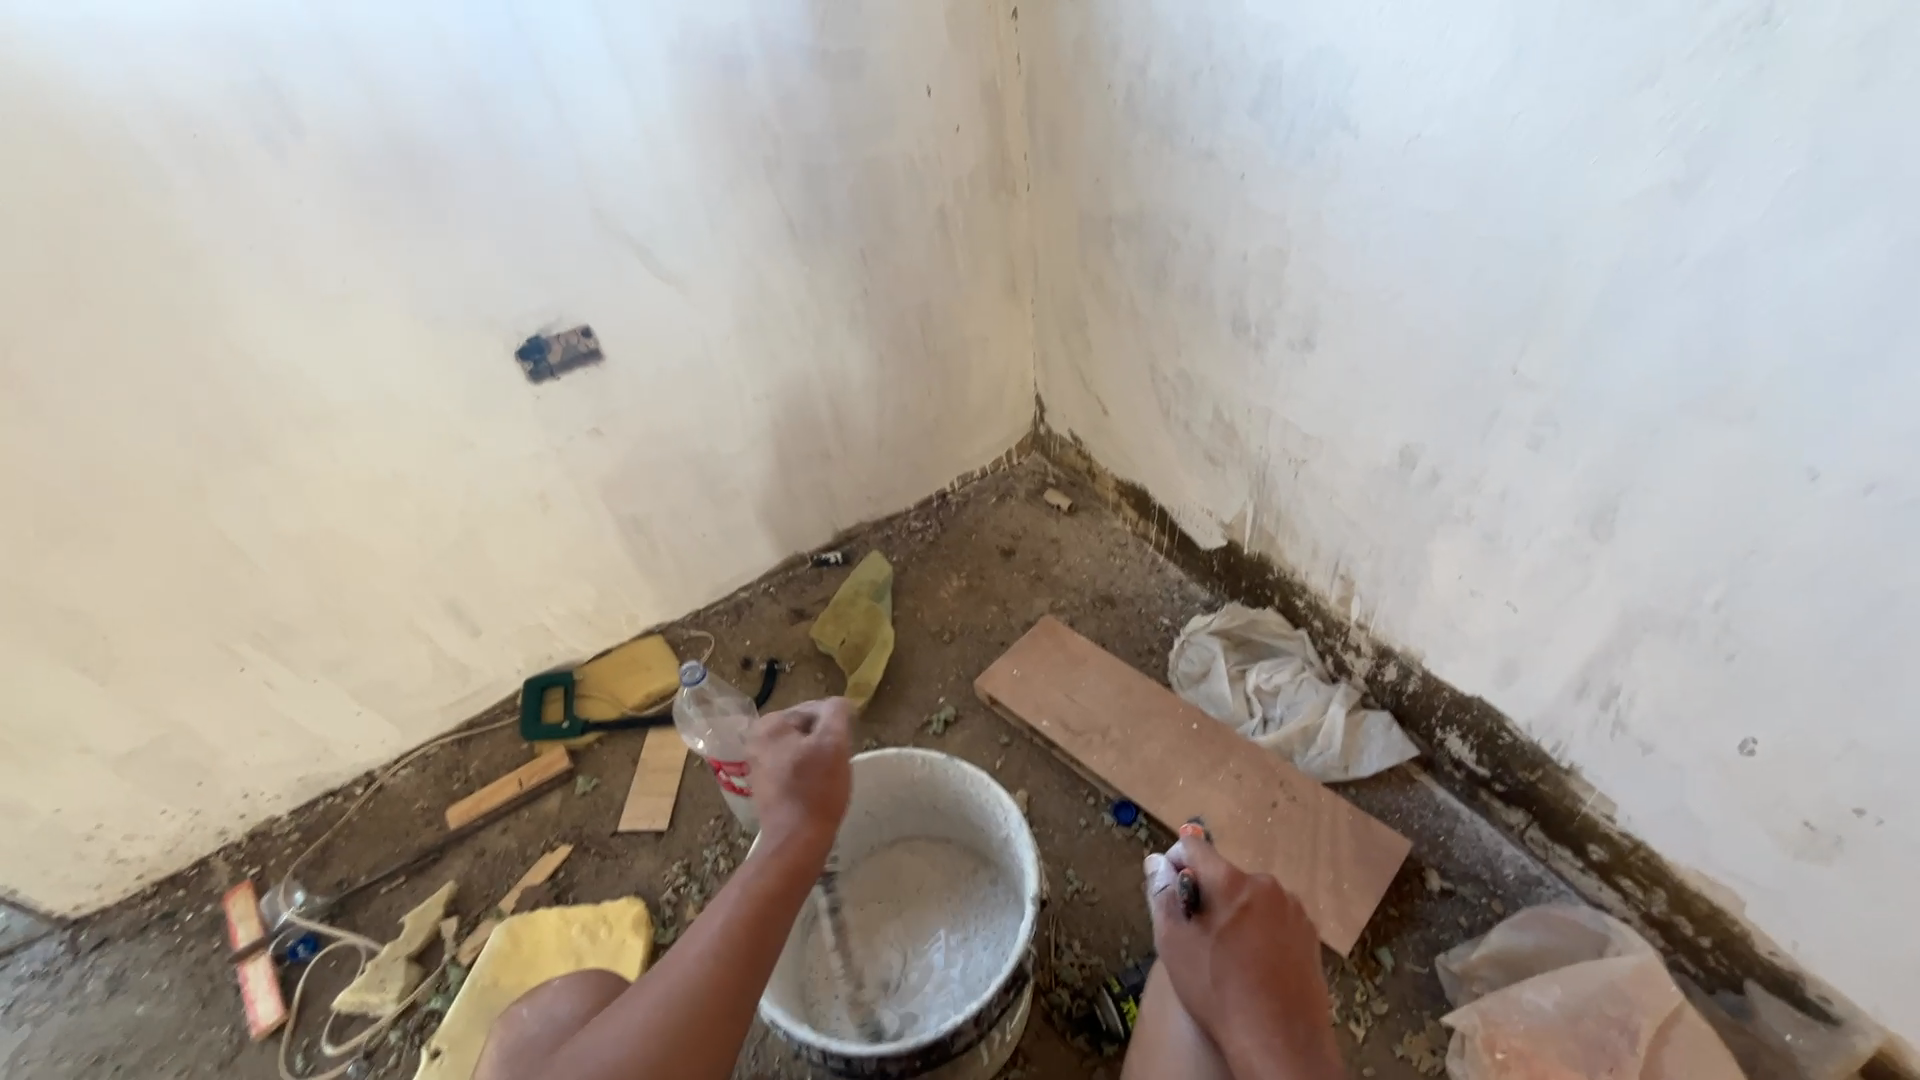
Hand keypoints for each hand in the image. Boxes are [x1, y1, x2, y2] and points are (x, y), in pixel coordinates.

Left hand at [746, 698, 853, 858]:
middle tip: (838, 761)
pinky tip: (818, 788)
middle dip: (826, 740)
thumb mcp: (833, 742)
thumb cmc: (816, 788)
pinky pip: (794, 766)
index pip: (815, 709)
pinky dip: (809, 772)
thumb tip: (838, 703)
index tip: (844, 746)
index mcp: (769, 724)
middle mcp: (757, 740)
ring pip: (802, 747)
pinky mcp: (766, 784)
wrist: (796, 840)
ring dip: (819, 756)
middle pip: (807, 728)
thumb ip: (836, 712)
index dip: (835, 725)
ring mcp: (758, 763)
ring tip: (830, 776)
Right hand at [1143, 826, 1341, 1077]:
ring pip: (1250, 897)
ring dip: (1235, 912)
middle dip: (1207, 894)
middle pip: (1224, 875)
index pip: (1194, 847)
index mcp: (1230, 881)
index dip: (1175, 861)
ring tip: (1229, 956)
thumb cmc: (1219, 991)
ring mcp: (1293, 910)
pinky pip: (1274, 918)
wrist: (1282, 1044)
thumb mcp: (1174, 943)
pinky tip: (1256, 965)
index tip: (1169, 888)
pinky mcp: (1311, 935)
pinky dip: (1261, 931)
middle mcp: (1265, 885)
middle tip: (1198, 935)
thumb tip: (1156, 861)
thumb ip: (1162, 895)